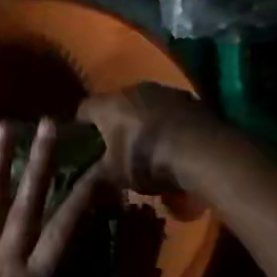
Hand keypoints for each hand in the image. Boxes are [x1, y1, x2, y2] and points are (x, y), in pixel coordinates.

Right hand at [77, 83, 238, 193]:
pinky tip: (170, 143)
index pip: (84, 109)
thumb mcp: (115, 175)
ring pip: (144, 105)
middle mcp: (134, 88)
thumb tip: (76, 188)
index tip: (80, 144)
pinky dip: (165, 124)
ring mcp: (164, 91)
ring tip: (145, 146)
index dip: (79, 127)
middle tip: (113, 148)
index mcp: (109, 104)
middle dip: (113, 124)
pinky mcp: (189, 99)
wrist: (201, 150)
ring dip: (142, 122)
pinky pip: (168, 111)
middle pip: (116, 104)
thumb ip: (93, 178)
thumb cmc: (147, 160)